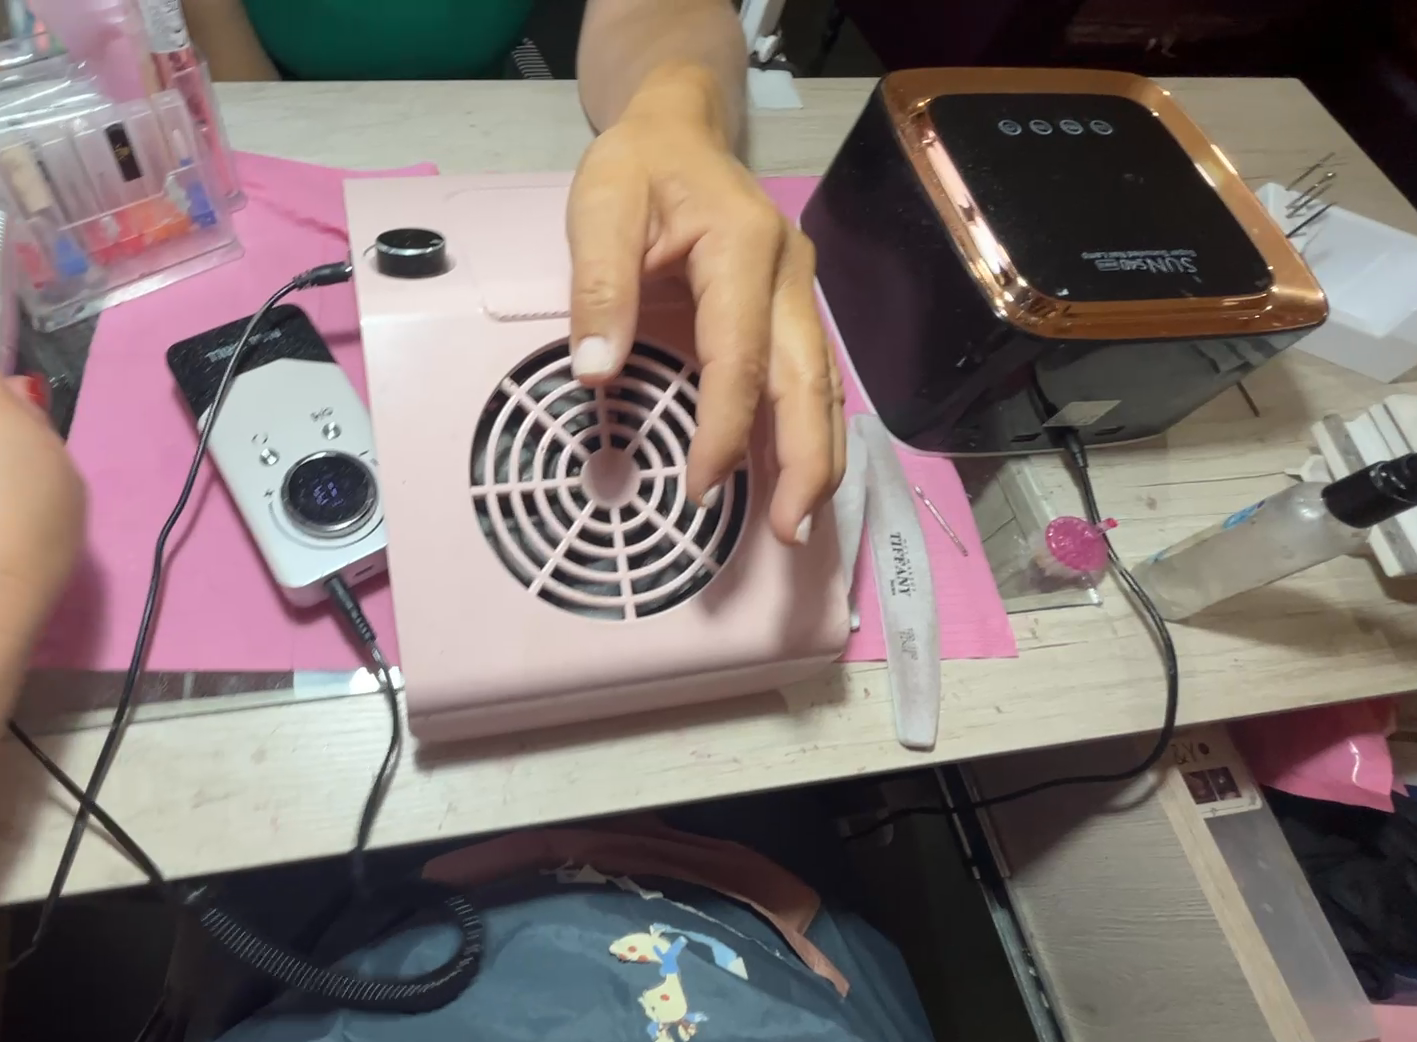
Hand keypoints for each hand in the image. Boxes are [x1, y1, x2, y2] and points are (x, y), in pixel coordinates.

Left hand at [568, 63, 843, 543]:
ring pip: (820, 386)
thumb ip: (599, 287)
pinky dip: (804, 432)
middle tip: (792, 533)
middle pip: (808, 380)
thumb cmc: (637, 169)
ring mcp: (797, 294)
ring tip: (801, 522)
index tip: (701, 489)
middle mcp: (788, 276)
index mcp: (743, 248)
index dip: (724, 428)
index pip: (740, 356)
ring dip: (816, 456)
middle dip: (804, 461)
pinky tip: (795, 474)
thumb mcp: (600, 209)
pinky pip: (804, 379)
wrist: (677, 132)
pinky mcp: (788, 311)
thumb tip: (596, 373)